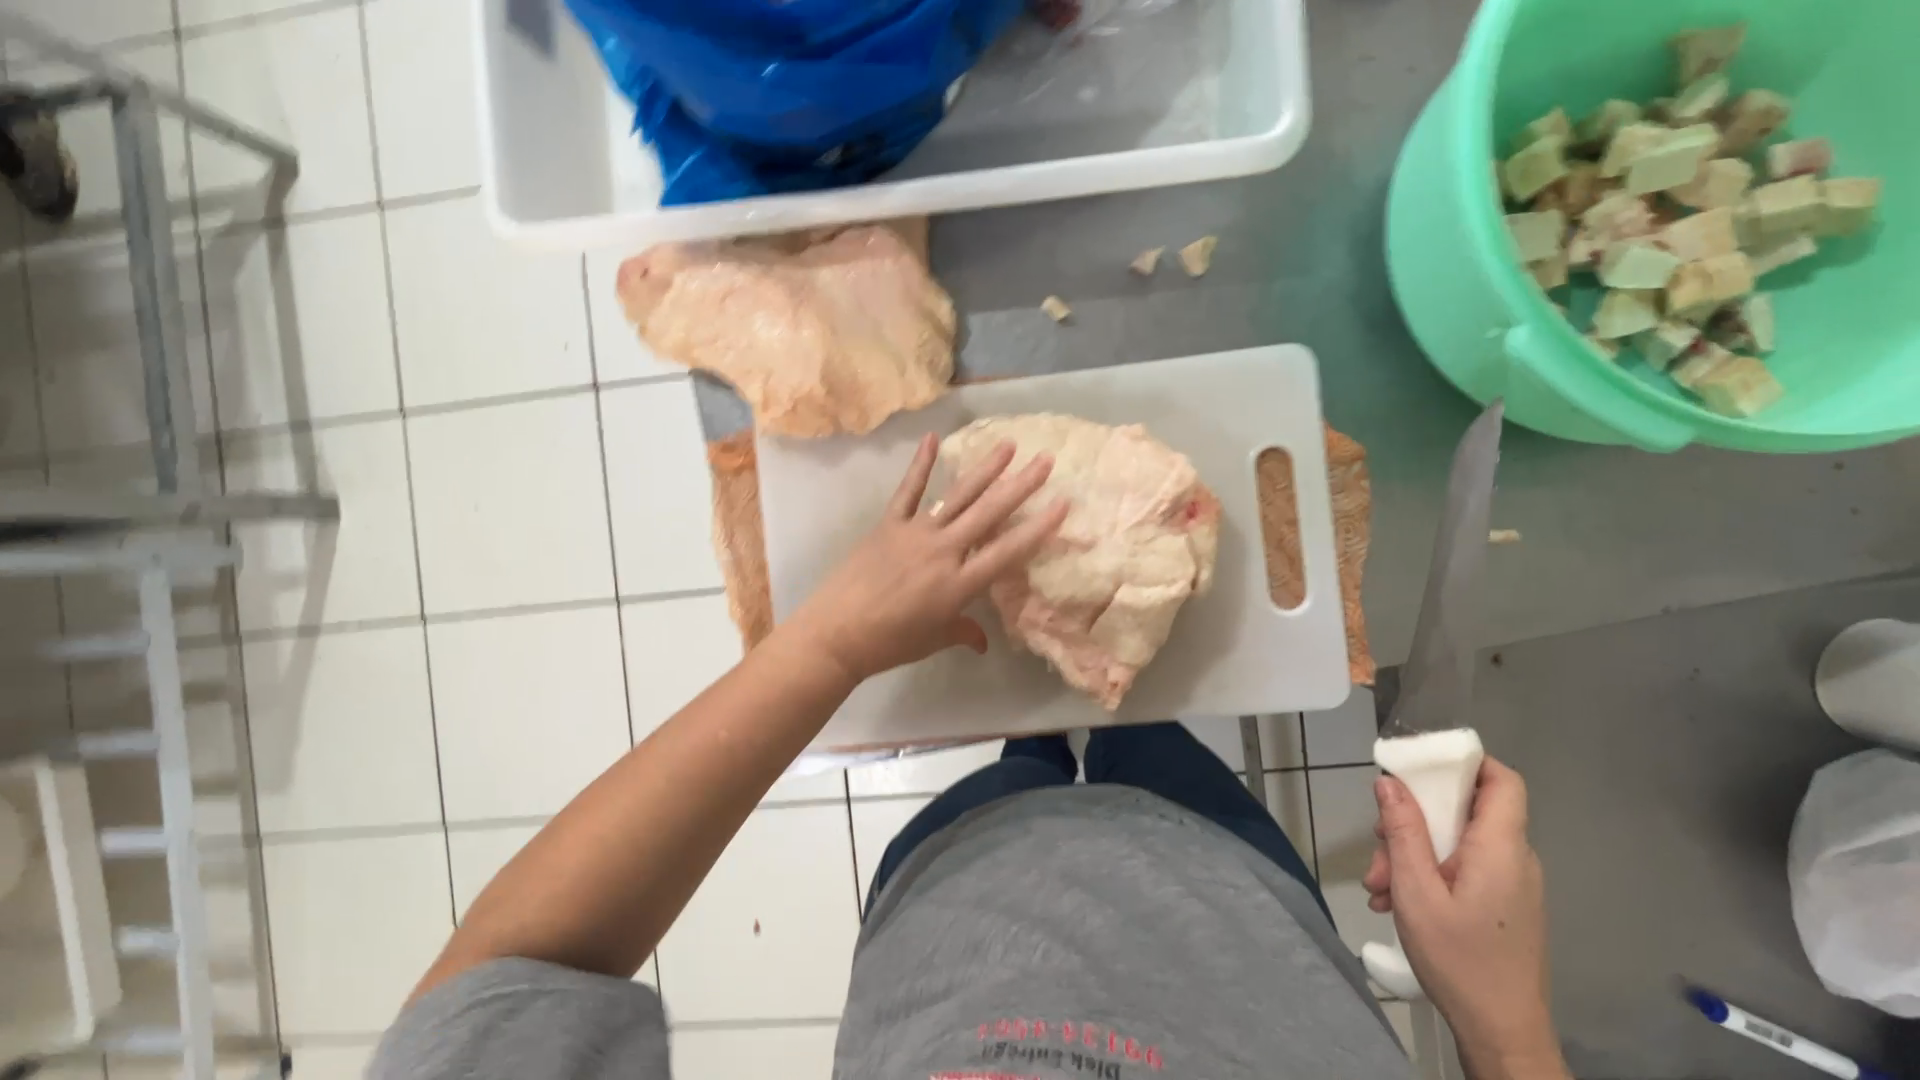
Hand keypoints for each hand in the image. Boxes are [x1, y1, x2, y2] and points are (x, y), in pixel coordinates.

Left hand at [783, 433, 1069, 683]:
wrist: (837, 633)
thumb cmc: (890, 643)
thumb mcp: (934, 640)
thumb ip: (963, 632)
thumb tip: (982, 642)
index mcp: (960, 585)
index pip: (1008, 551)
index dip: (1038, 528)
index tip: (1062, 503)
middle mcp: (943, 551)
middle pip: (989, 513)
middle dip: (1020, 486)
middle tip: (1045, 460)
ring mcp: (915, 533)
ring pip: (957, 496)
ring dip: (984, 470)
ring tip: (1008, 445)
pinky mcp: (889, 524)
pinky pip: (908, 491)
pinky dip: (920, 464)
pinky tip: (932, 438)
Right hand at [1364, 758, 1566, 1079]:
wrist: (1503, 1033)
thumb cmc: (1460, 960)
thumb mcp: (1416, 892)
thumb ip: (1403, 832)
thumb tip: (1389, 782)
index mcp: (1500, 848)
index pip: (1502, 781)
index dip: (1466, 762)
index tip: (1419, 769)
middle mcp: (1515, 859)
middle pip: (1466, 812)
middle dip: (1414, 822)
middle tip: (1379, 854)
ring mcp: (1513, 884)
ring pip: (1459, 843)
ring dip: (1414, 854)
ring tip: (1381, 889)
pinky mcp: (1506, 906)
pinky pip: (1465, 868)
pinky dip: (1430, 874)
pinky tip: (1399, 903)